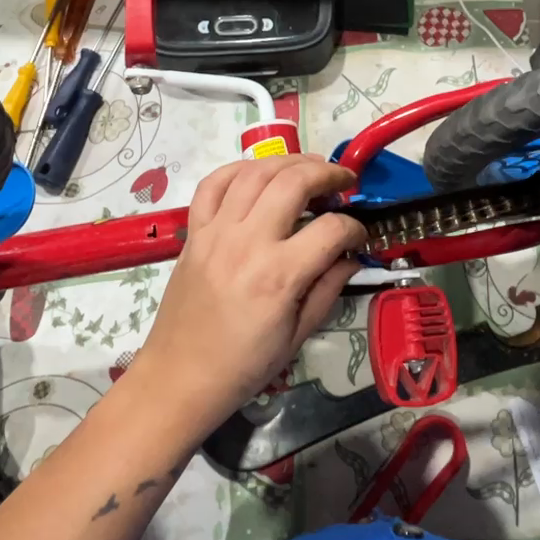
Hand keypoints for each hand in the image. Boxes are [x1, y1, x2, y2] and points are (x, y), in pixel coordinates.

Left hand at [126, 154, 366, 432]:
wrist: (180, 377)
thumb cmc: (244, 365)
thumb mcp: (298, 336)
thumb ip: (328, 288)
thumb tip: (351, 256)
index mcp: (278, 276)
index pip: (331, 230)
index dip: (354, 228)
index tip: (359, 236)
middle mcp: (247, 242)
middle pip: (294, 182)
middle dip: (328, 174)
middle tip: (344, 182)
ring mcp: (216, 232)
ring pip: (255, 172)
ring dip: (289, 161)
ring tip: (309, 169)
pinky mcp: (194, 232)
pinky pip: (213, 184)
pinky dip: (239, 169)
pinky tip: (259, 173)